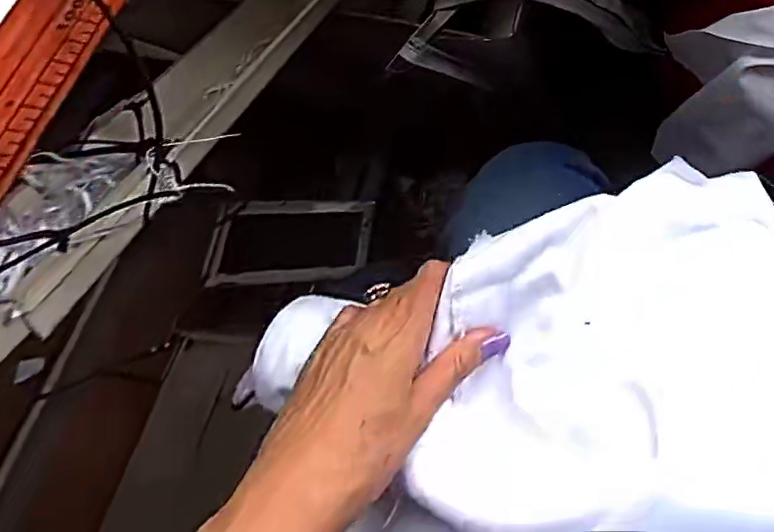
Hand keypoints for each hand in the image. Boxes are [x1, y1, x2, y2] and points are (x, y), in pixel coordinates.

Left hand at [204, 261, 503, 531]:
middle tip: (448, 343)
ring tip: (413, 363)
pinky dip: (372, 334)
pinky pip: (355, 325)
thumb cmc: (351, 458)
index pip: (432, 274)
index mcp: (398, 326)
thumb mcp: (420, 410)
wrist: (284, 499)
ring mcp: (337, 337)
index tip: (467, 305)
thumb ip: (457, 363)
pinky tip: (376, 371)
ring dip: (402, 321)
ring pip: (383, 307)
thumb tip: (489, 335)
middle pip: (410, 289)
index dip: (453, 281)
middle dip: (432, 306)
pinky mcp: (317, 357)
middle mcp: (365, 321)